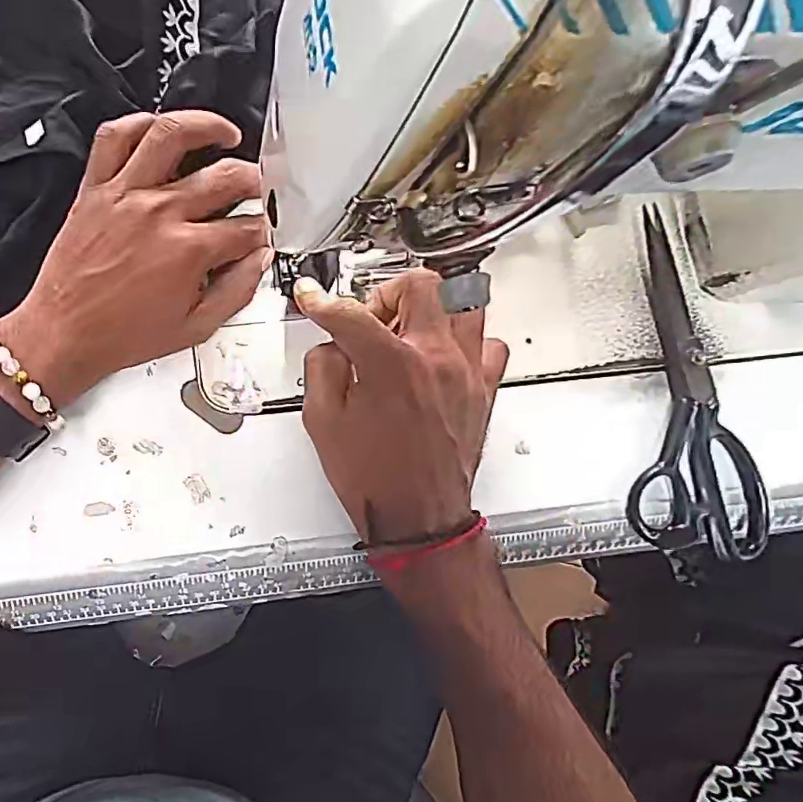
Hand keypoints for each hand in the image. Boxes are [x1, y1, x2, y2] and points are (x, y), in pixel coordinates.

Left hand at [0, 111, 273, 404]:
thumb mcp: (193, 329)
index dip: (261, 231)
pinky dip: (138, 123)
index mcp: (187, 252)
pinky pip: (114, 137)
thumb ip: (235, 292)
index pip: (245, 228)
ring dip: (207, 126)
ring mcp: (125, 196)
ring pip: (171, 134)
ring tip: (222, 133)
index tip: (257, 235)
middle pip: (224, 176)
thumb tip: (257, 263)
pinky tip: (156, 130)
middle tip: (254, 189)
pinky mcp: (94, 191)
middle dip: (252, 182)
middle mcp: (158, 215)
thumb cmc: (118, 336)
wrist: (64, 335)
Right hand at [295, 269, 509, 545]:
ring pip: (464, 301)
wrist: (417, 516)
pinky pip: (488, 343)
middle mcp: (435, 361)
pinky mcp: (482, 390)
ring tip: (405, 329)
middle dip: (385, 293)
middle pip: (420, 285)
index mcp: (391, 366)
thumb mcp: (323, 422)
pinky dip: (464, 338)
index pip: (351, 312)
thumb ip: (321, 368)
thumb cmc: (376, 479)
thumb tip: (331, 346)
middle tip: (369, 317)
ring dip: (429, 306)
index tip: (314, 298)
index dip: (322, 301)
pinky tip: (440, 354)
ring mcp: (466, 373)